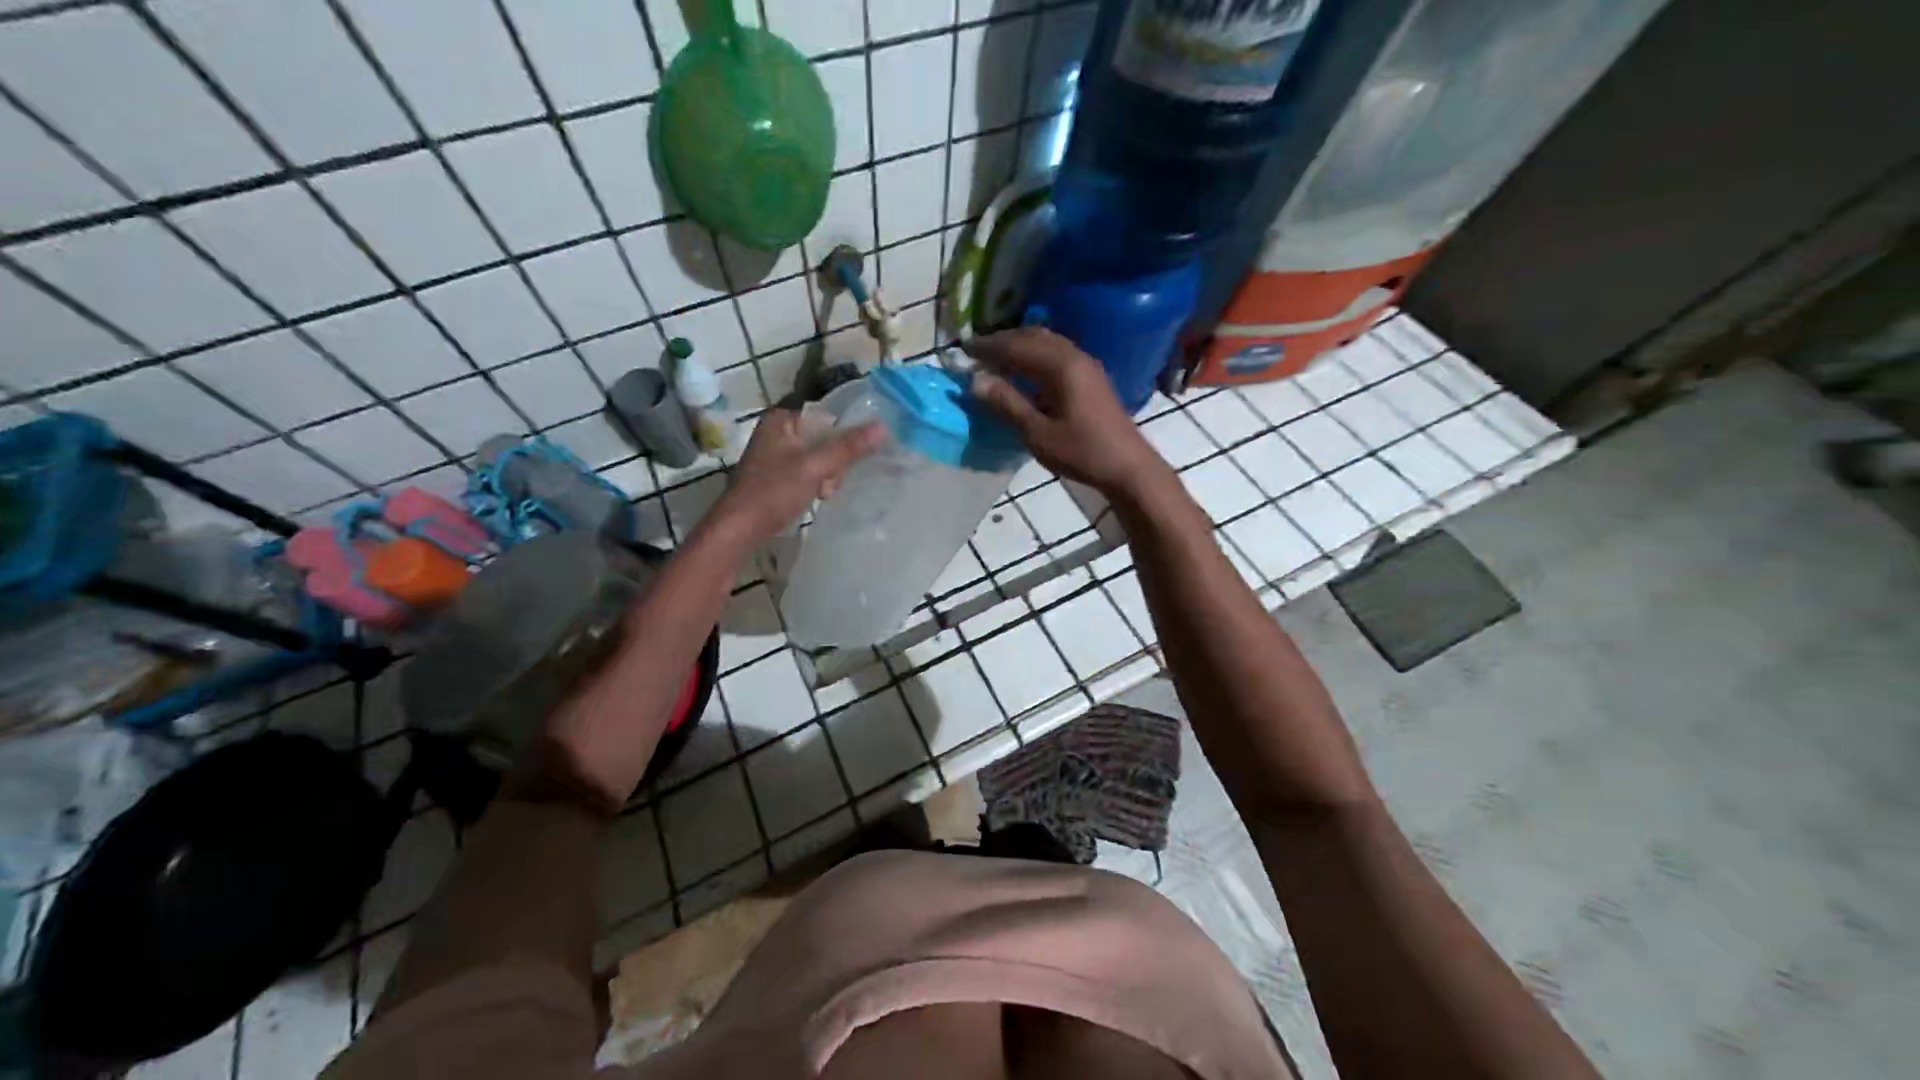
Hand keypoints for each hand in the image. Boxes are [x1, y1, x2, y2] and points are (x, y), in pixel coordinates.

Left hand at [710, 408, 885, 541]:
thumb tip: (883, 426)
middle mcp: (777, 432)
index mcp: (781, 420)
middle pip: (825, 439)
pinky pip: (808, 473)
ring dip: (826, 477)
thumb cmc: (774, 492)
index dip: (842, 440)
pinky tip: (815, 498)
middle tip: (827, 483)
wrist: (740, 529)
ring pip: (819, 459)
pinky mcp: (777, 477)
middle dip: (833, 463)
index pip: (827, 419)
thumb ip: (848, 447)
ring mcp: (776, 456)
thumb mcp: (814, 466)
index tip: (845, 463)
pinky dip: (815, 485)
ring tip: (821, 494)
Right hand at [967, 328, 1170, 495]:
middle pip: (1033, 337)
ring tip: (996, 360)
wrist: (1128, 466)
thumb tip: (976, 381)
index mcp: (1061, 366)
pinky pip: (1057, 354)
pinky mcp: (1092, 377)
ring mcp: (1087, 365)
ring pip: (1047, 343)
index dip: (988, 347)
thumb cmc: (1082, 453)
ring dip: (1020, 346)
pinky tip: (1025, 373)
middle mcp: (1075, 356)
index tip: (962, 350)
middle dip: (1003, 341)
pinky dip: (1035, 356)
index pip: (1016, 346)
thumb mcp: (1038, 433)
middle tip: (976, 352)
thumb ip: (1007, 404)